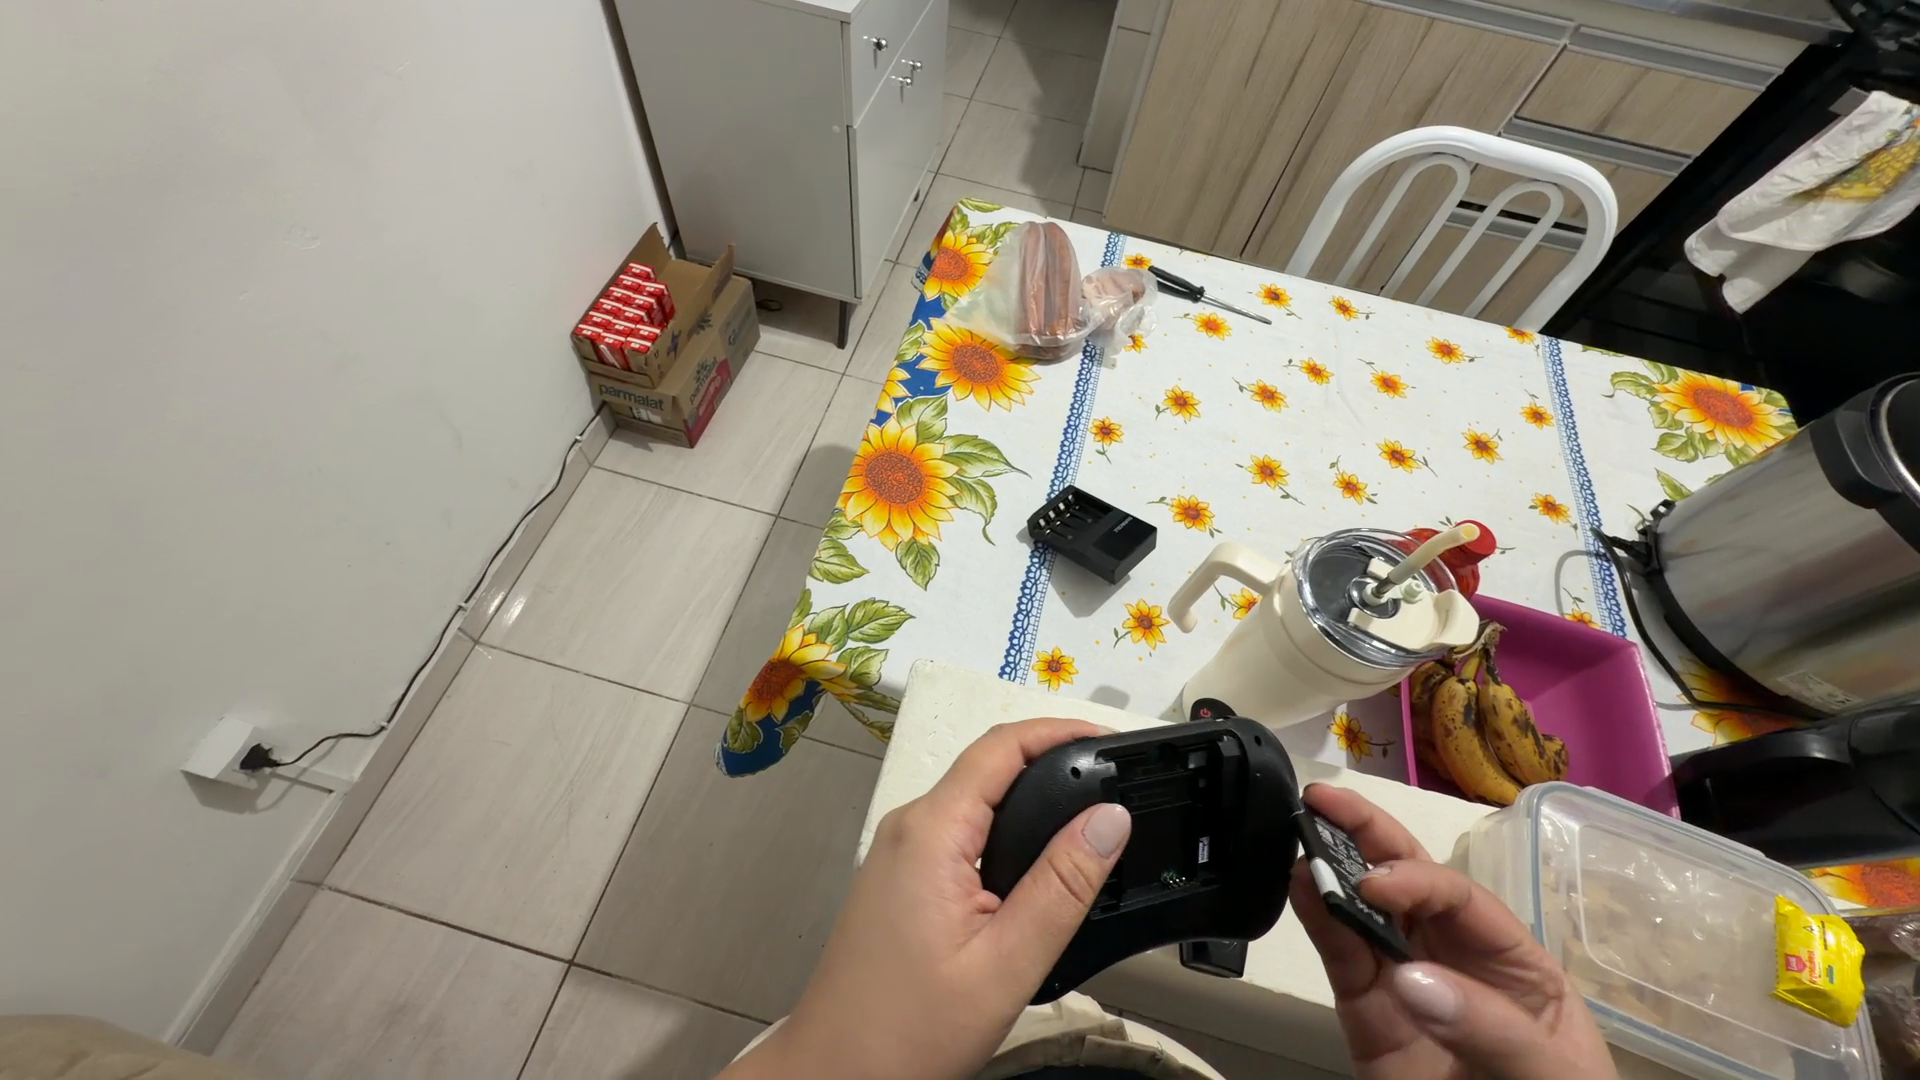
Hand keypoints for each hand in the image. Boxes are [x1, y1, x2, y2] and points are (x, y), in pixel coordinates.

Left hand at [724, 718, 1132, 1079]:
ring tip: (1083, 808)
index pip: (999, 747)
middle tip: (1106, 773)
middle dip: (1048, 757)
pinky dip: (1003, 820)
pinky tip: (1034, 848)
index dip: (1056, 730)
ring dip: (1027, 789)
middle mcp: (910, 823)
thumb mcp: (1003, 963)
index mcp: (931, 830)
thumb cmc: (908, 1028)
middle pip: (986, 764)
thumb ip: (1061, 886)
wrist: (834, 1069)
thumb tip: (1110, 819)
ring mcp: (901, 846)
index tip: (1106, 736)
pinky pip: (960, 824)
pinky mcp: (902, 869)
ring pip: (973, 794)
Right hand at [1293, 784, 1615, 1079]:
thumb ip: (1491, 1027)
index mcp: (1512, 960)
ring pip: (1361, 907)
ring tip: (1300, 828)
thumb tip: (1408, 977)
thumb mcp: (1552, 1079)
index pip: (1459, 895)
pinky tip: (1297, 882)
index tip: (1375, 884)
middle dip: (1366, 831)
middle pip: (1406, 878)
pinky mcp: (1363, 1008)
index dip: (1415, 877)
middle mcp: (1452, 955)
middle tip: (1321, 797)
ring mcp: (1402, 979)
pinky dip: (1314, 917)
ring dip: (1329, 865)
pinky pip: (1337, 954)